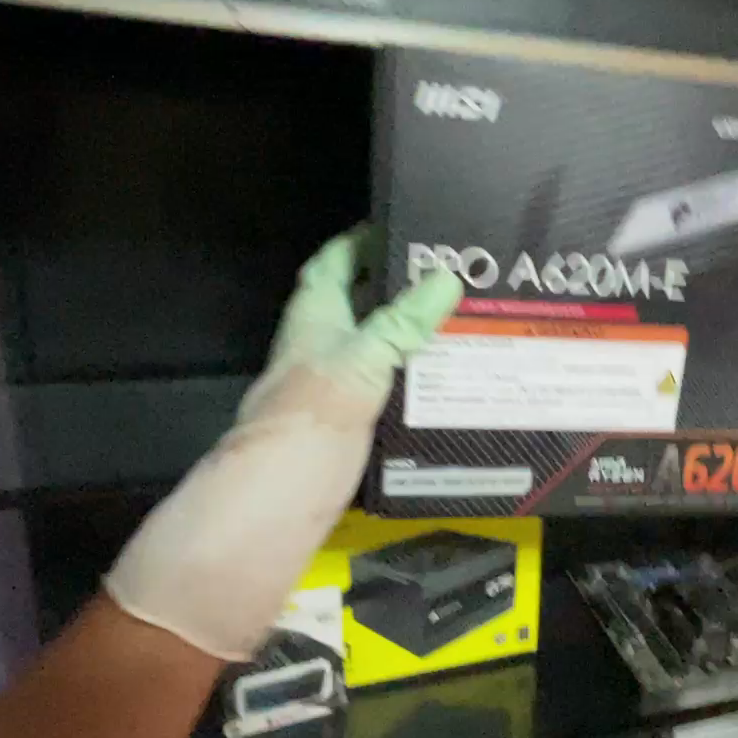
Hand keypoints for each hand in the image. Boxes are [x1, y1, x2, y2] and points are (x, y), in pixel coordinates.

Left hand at [104, 228, 461, 659]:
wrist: (271, 511)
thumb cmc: (306, 425)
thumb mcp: (357, 366)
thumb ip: (400, 324)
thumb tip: (446, 277)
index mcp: (313, 320)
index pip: (334, 264)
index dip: (361, 241)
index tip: (405, 225)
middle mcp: (321, 347)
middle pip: (360, 303)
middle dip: (399, 284)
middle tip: (456, 275)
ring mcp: (334, 388)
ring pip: (377, 345)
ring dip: (412, 331)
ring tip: (466, 318)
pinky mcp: (349, 424)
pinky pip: (388, 384)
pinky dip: (415, 374)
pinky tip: (450, 377)